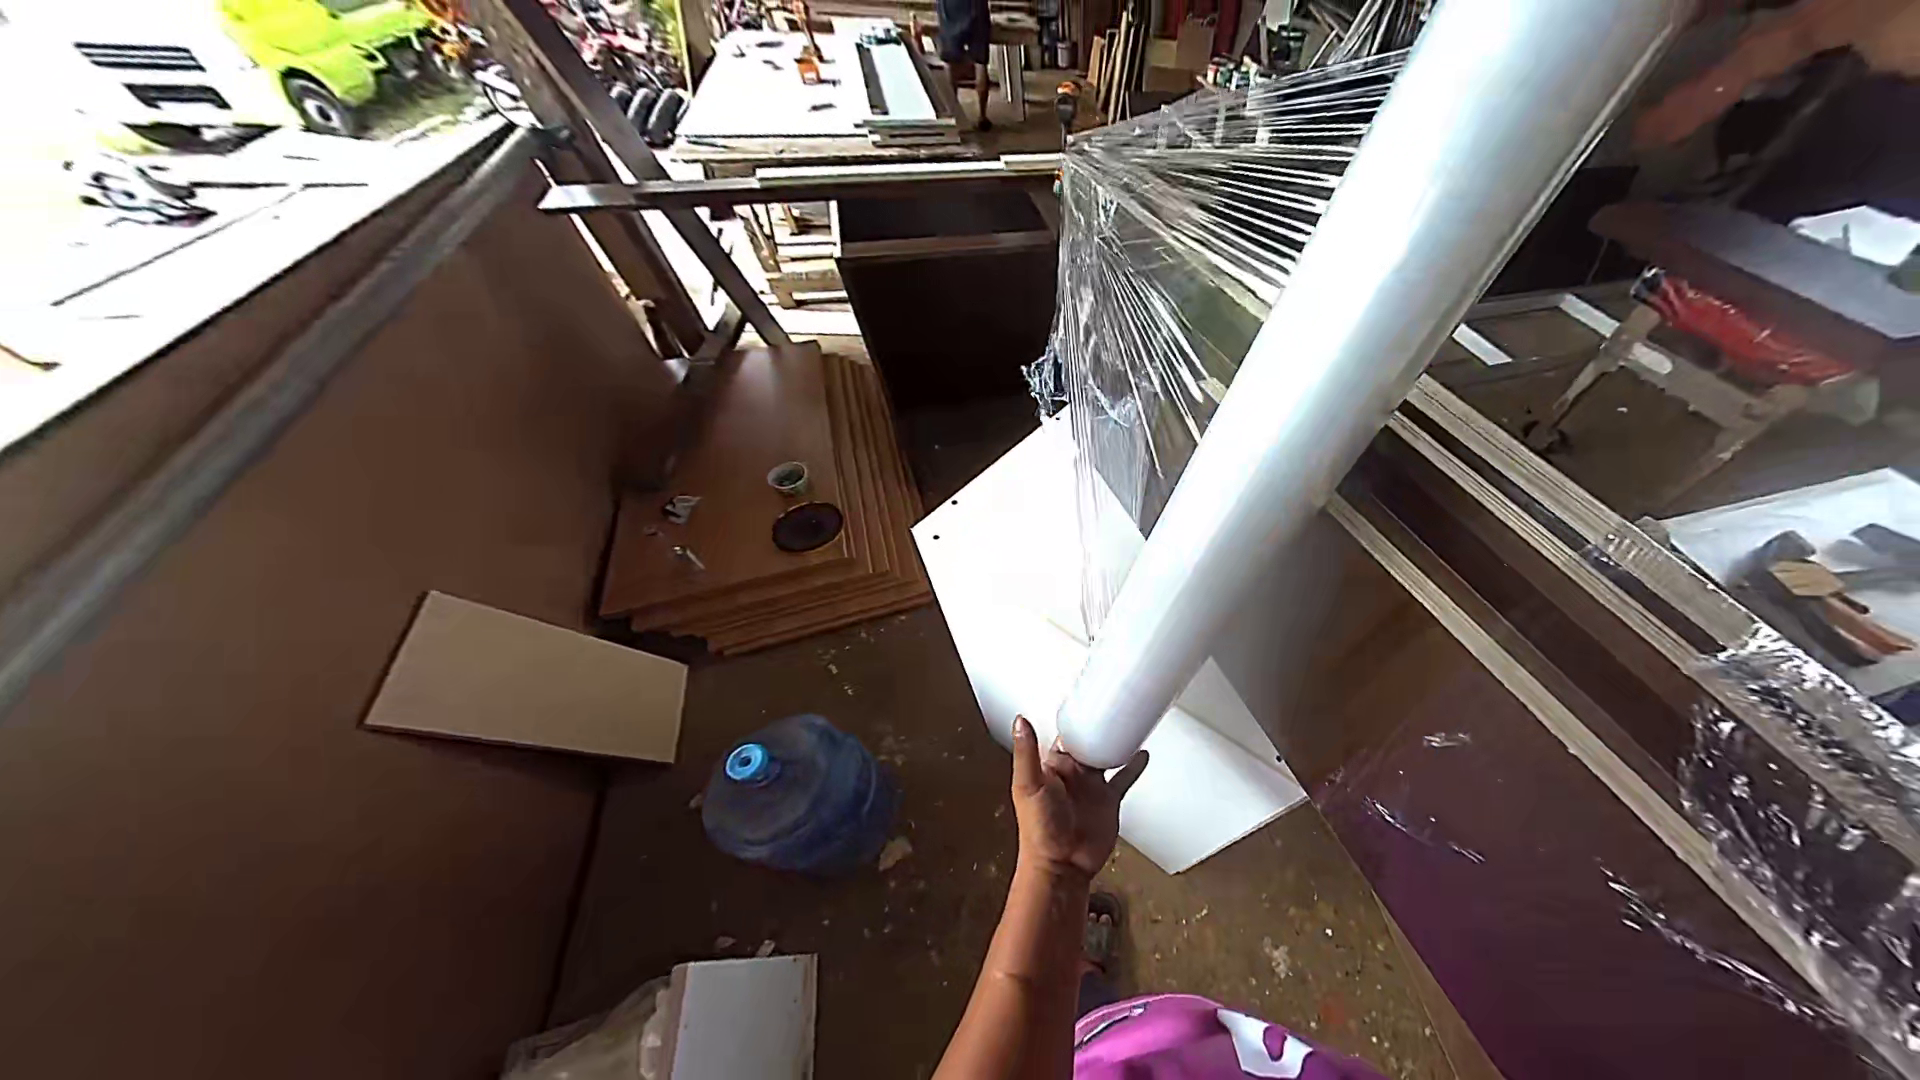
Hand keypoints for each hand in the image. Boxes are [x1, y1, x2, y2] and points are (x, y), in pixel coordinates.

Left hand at [1009, 715, 1148, 879]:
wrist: (1062, 865)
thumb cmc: (1038, 829)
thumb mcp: (1028, 784)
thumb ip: (1026, 753)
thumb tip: (1020, 721)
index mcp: (1052, 766)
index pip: (1063, 735)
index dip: (1072, 719)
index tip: (1081, 698)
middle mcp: (1072, 774)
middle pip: (1087, 742)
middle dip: (1096, 725)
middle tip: (1109, 703)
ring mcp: (1091, 787)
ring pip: (1105, 756)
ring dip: (1114, 741)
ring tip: (1126, 720)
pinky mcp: (1107, 802)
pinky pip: (1123, 779)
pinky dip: (1132, 767)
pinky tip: (1141, 754)